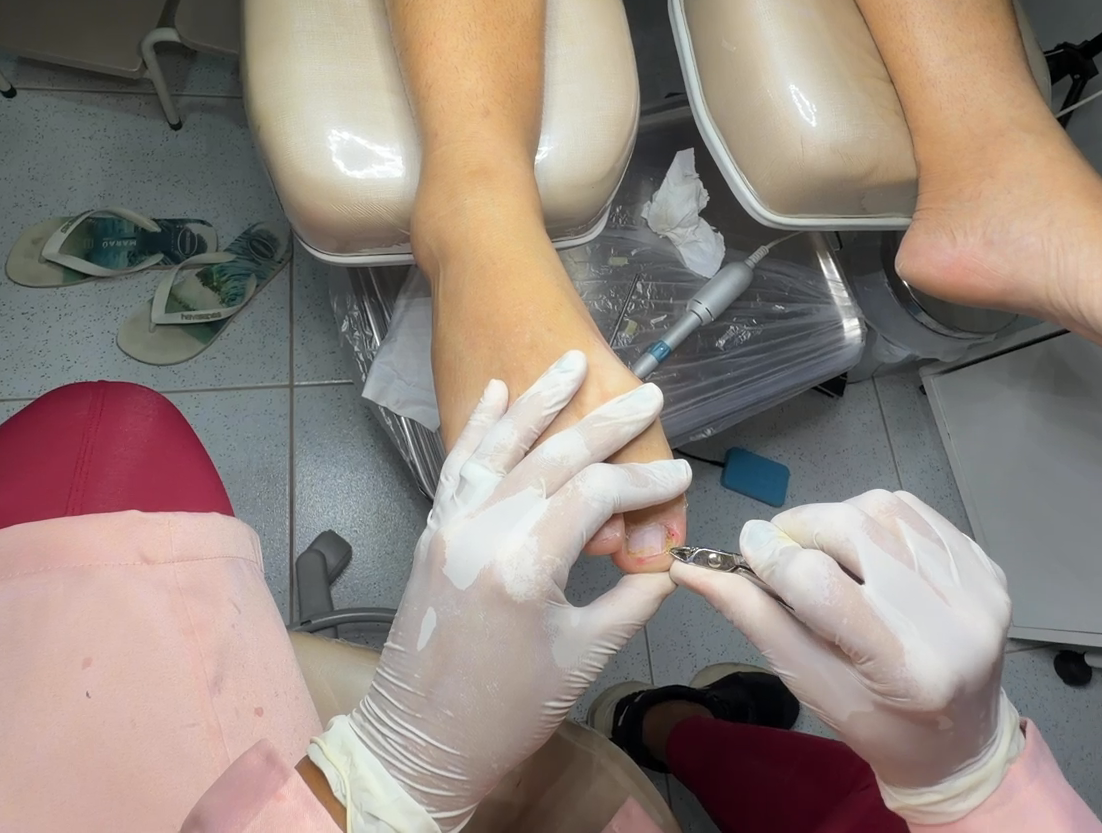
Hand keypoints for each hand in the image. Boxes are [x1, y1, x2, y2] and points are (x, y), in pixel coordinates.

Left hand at [334, 352, 689, 828]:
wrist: (420, 738)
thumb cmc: (508, 710)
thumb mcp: (583, 658)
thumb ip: (632, 598)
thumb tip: (664, 557)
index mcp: (525, 566)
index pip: (596, 496)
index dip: (645, 482)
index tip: (682, 476)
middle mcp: (483, 529)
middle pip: (554, 457)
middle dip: (607, 422)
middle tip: (648, 394)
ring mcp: (452, 522)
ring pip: (501, 444)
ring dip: (539, 399)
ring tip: (572, 362)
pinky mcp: (434, 526)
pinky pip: (458, 463)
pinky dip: (480, 424)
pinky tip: (499, 390)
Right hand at [671, 489, 1021, 822]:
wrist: (961, 741)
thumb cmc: (874, 720)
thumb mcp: (805, 680)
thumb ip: (750, 616)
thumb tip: (689, 569)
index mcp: (904, 669)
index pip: (819, 582)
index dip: (771, 557)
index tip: (748, 552)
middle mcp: (952, 623)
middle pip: (850, 528)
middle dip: (799, 527)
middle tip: (784, 551)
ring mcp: (977, 590)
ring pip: (878, 506)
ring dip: (836, 518)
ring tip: (830, 554)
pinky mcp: (986, 566)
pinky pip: (911, 508)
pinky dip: (874, 516)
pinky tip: (870, 551)